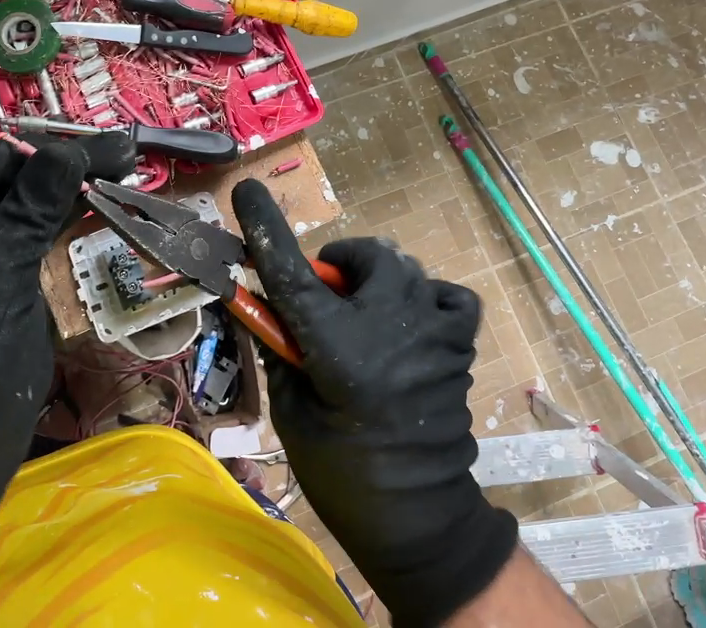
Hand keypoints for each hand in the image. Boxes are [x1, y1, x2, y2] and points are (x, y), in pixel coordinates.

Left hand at [0, 136, 128, 598]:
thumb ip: (30, 210)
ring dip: (71, 198)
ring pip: (29, 217)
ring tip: (121, 180)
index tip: (90, 149)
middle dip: (62, 171)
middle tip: (122, 159)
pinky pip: (38, 249)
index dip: (36, 152)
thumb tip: (64, 151)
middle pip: (11, 188)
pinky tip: (101, 219)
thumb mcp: (1, 273)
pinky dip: (69, 232)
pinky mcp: (8, 294)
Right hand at [233, 180, 518, 627]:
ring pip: (403, 269)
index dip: (264, 226)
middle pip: (362, 258)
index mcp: (338, 348)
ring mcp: (433, 333)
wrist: (417, 516)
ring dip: (375, 280)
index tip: (246, 188)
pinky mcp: (460, 346)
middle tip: (323, 295)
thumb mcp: (291, 413)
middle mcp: (390, 327)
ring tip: (365, 313)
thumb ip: (281, 350)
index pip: (291, 271)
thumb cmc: (340, 474)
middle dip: (336, 265)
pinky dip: (425, 297)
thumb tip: (268, 306)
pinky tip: (410, 321)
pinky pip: (447, 296)